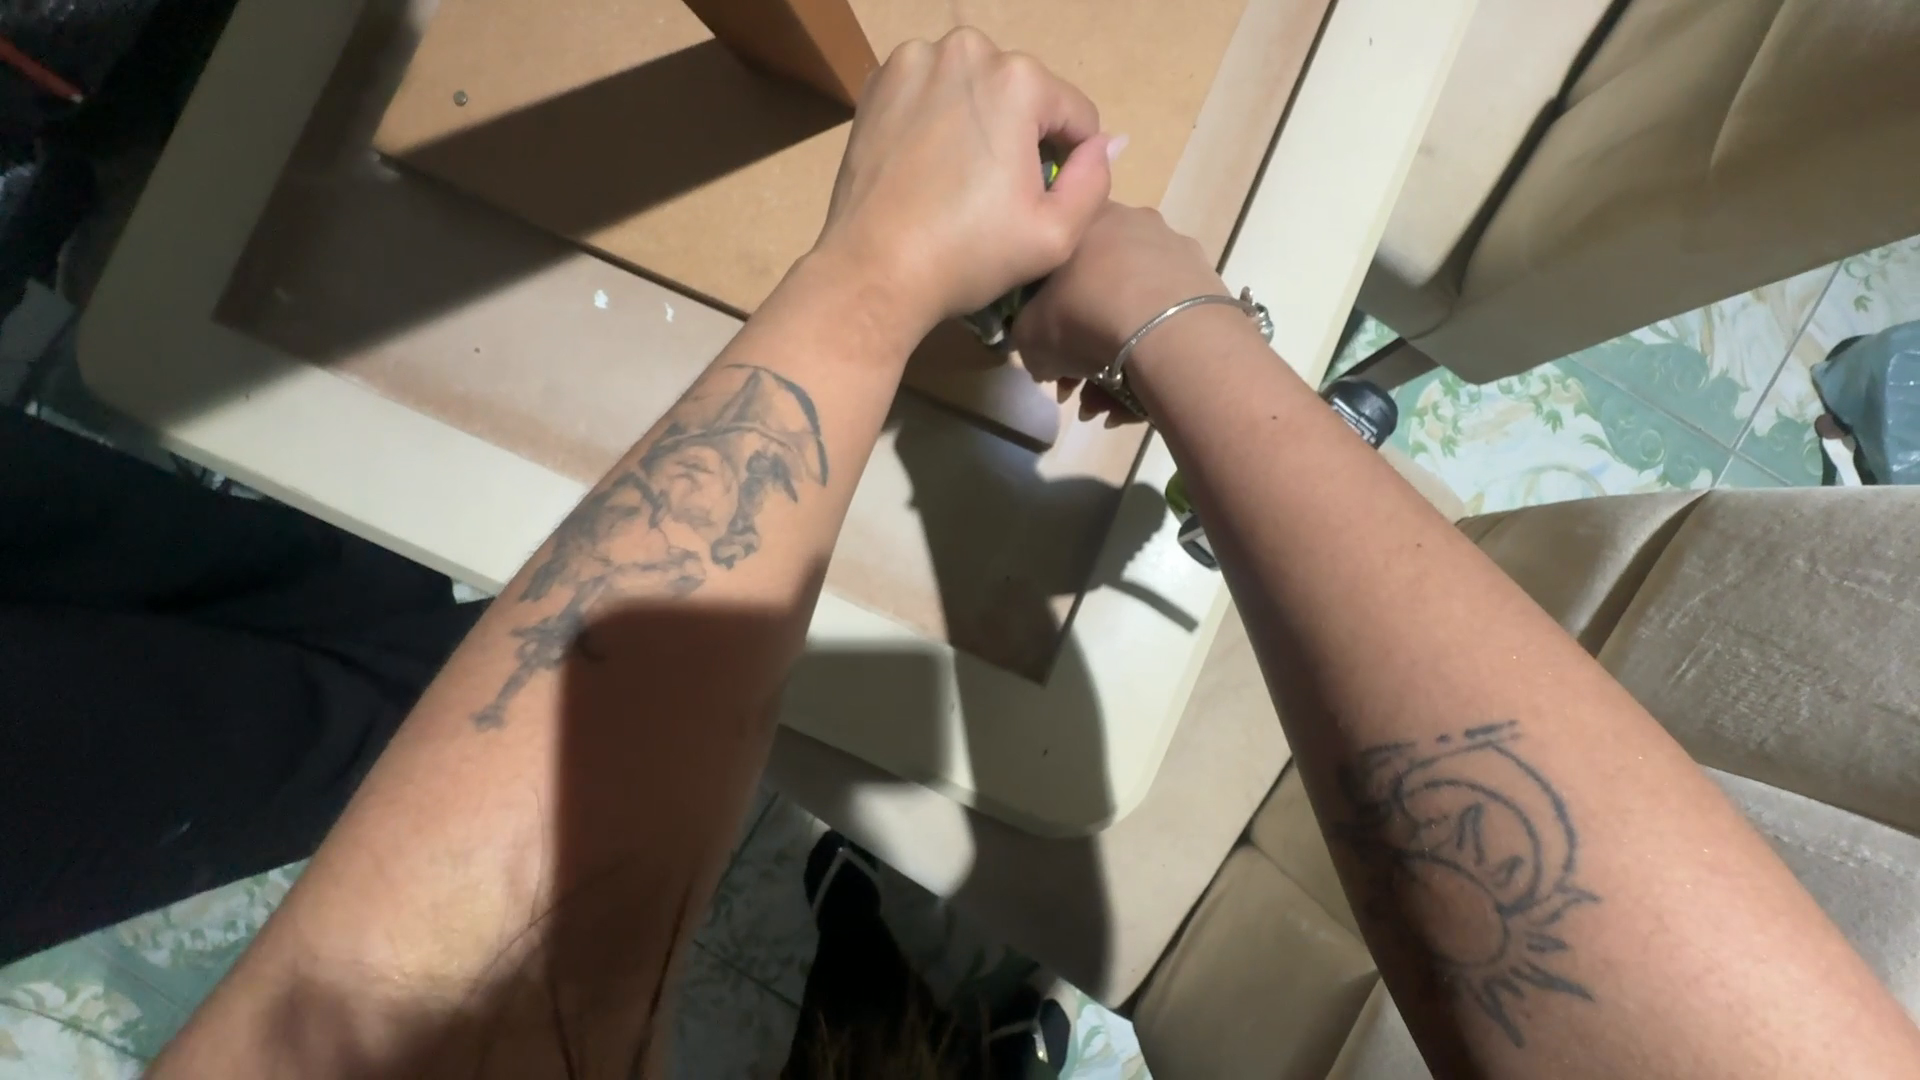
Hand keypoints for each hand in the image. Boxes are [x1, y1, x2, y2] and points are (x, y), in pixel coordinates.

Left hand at [812, 28, 1116, 336]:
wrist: (874, 272)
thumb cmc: (968, 257)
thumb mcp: (1055, 236)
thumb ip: (1094, 181)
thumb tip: (1105, 143)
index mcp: (1017, 79)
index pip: (1075, 114)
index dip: (1070, 165)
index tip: (1040, 204)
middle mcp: (965, 50)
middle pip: (1023, 97)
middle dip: (1021, 141)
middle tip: (994, 200)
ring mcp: (914, 62)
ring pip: (976, 93)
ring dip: (979, 129)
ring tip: (958, 187)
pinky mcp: (878, 84)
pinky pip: (932, 95)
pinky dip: (938, 124)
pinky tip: (927, 171)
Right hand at [1013, 203, 1229, 422]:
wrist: (1166, 332)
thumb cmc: (1085, 317)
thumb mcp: (1029, 333)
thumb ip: (1027, 334)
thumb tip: (1044, 353)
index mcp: (1088, 221)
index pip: (1057, 260)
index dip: (1045, 309)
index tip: (1046, 345)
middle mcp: (1135, 225)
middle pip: (1096, 292)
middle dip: (1082, 345)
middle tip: (1073, 384)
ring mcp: (1175, 255)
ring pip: (1131, 315)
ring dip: (1112, 365)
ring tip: (1104, 406)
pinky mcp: (1206, 288)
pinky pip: (1163, 330)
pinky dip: (1146, 365)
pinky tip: (1133, 401)